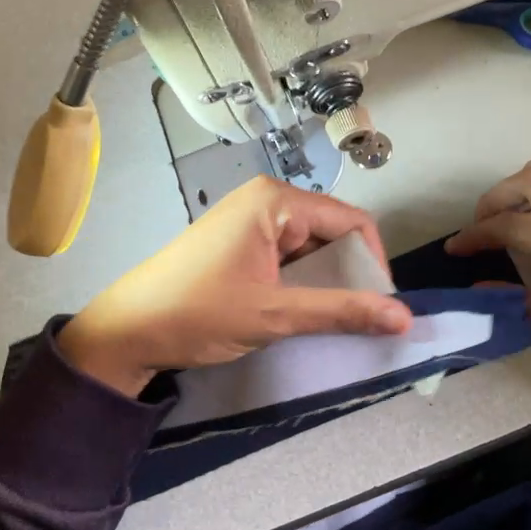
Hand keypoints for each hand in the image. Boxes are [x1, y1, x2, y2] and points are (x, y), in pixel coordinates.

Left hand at [60, 177, 412, 396]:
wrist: (126, 330)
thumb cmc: (198, 313)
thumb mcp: (274, 314)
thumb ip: (341, 311)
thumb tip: (404, 317)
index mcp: (275, 200)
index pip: (351, 220)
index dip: (373, 262)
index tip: (382, 307)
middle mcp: (266, 200)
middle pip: (332, 231)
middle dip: (349, 274)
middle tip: (358, 319)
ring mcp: (250, 220)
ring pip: (311, 247)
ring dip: (325, 282)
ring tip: (329, 320)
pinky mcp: (240, 242)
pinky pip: (288, 256)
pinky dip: (301, 283)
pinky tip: (302, 312)